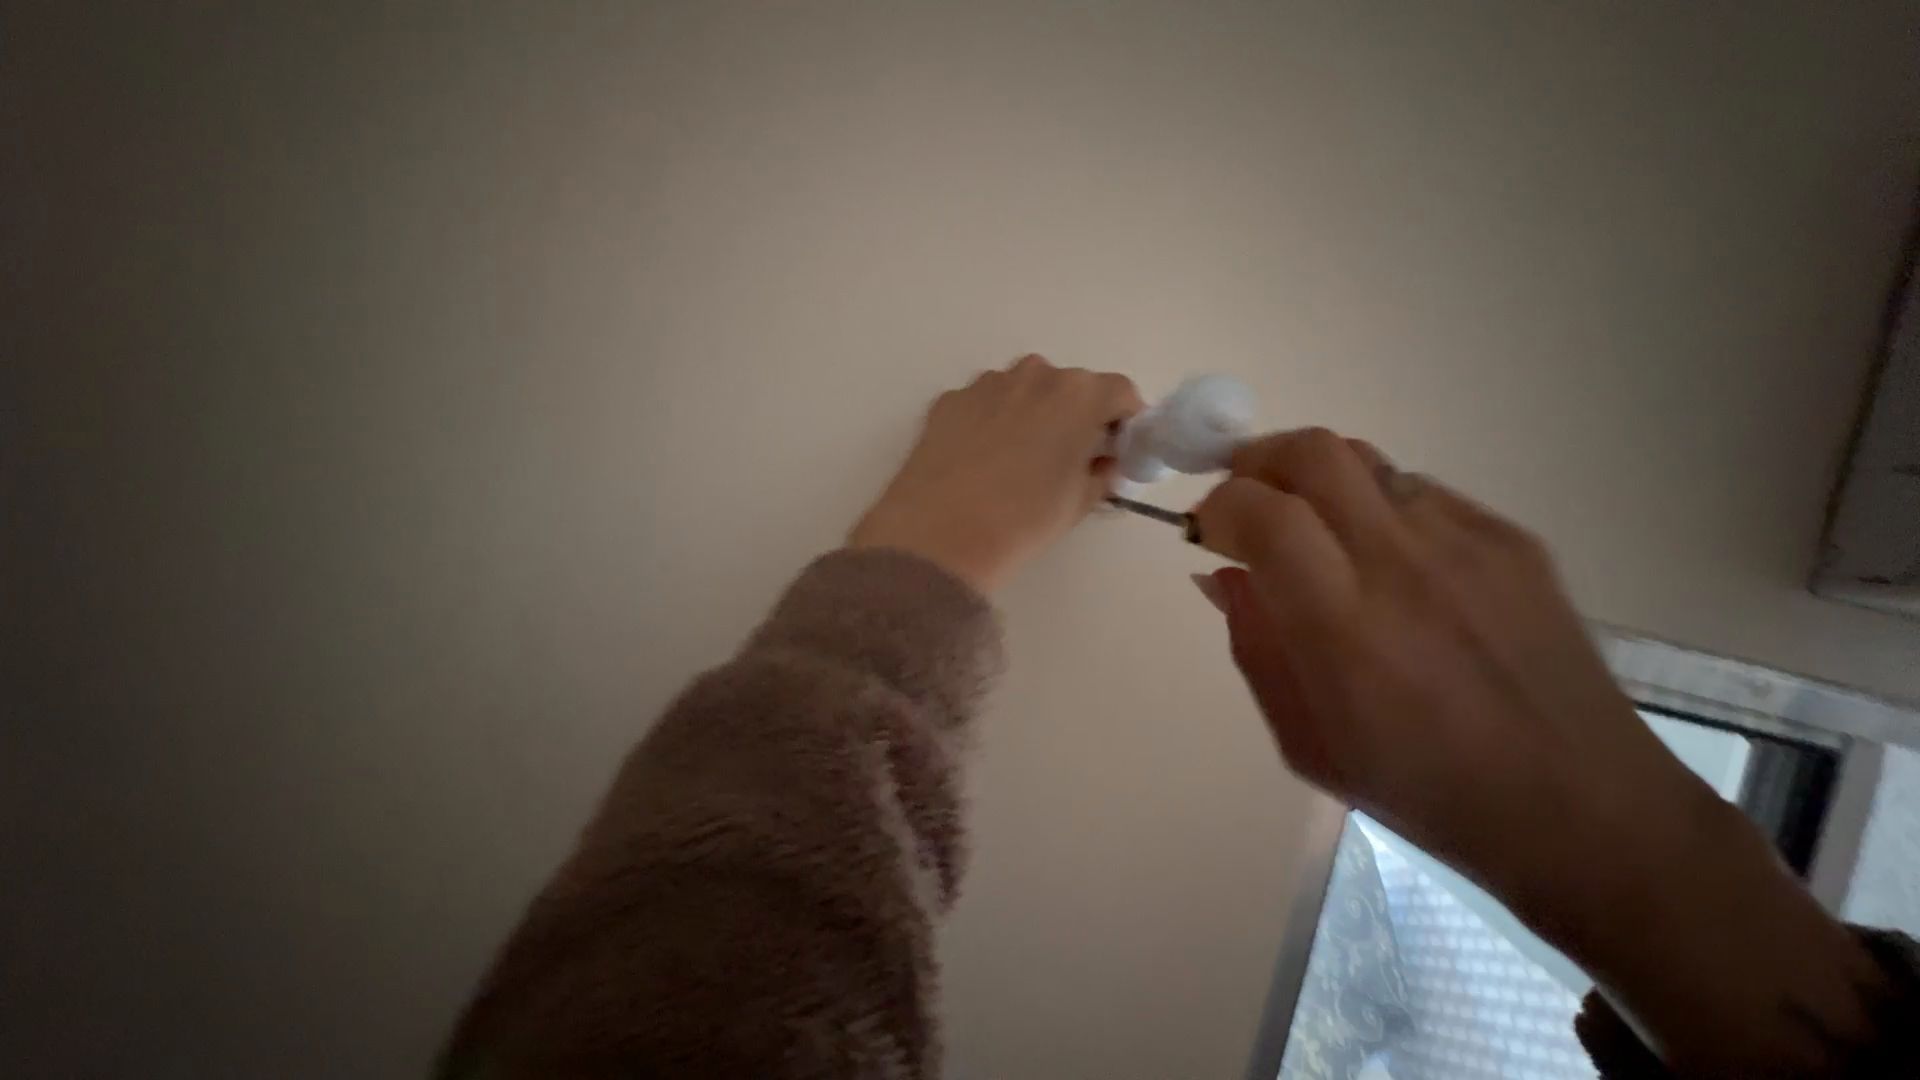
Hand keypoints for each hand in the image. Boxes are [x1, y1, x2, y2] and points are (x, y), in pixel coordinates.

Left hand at [850, 355, 1142, 592]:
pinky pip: (984, 405)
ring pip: (1024, 391)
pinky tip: (980, 463)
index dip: (1124, 423)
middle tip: (1069, 460)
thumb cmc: (1025, 518)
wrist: (940, 534)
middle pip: (1070, 387)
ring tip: (1018, 463)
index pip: (1120, 393)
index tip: (1117, 451)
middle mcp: (1035, 374)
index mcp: (1078, 394)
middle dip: (1077, 416)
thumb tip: (1103, 464)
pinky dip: (991, 423)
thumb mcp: (1080, 502)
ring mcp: (986, 383)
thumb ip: (1102, 473)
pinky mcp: (948, 400)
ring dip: (1031, 415)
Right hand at [1191, 428, 1880, 1076]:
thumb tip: (1222, 573)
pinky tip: (1384, 557)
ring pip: (1366, 460)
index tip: (1206, 531)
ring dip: (1315, 479)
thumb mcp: (1303, 740)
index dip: (1219, 506)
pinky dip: (1375, 504)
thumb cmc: (1422, 789)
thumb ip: (1254, 645)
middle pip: (1314, 453)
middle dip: (1257, 460)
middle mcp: (1404, 564)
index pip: (1263, 512)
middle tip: (1243, 498)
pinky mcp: (1513, 539)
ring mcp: (1467, 542)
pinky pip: (1419, 490)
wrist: (1581, 807)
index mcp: (1344, 626)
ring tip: (1309, 525)